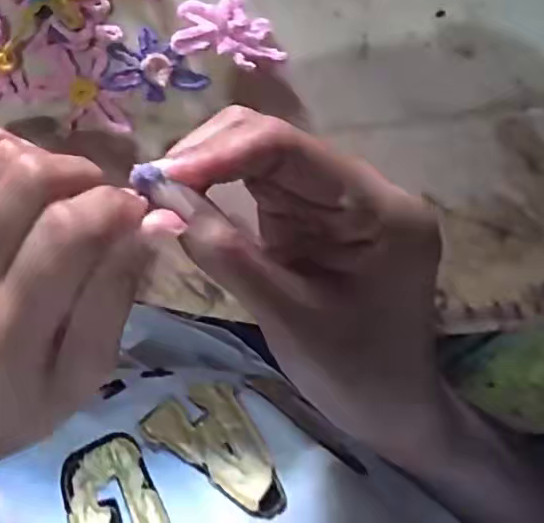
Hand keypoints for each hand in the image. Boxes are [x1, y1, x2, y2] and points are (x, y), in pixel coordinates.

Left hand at [0, 128, 152, 473]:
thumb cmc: (27, 397)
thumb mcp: (86, 373)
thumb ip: (117, 294)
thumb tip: (156, 222)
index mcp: (8, 324)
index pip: (62, 232)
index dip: (111, 205)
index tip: (137, 210)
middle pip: (28, 178)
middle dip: (83, 173)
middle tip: (104, 198)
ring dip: (48, 157)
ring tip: (70, 188)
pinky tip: (25, 161)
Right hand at [151, 106, 449, 462]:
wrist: (392, 408)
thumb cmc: (355, 373)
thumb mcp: (287, 317)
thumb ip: (224, 252)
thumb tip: (159, 200)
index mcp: (376, 207)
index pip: (285, 148)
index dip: (217, 152)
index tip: (162, 177)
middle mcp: (353, 182)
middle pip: (265, 135)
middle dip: (203, 152)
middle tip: (152, 185)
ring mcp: (327, 188)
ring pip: (250, 145)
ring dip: (200, 161)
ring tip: (160, 189)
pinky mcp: (303, 200)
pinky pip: (247, 171)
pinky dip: (209, 177)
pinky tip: (182, 192)